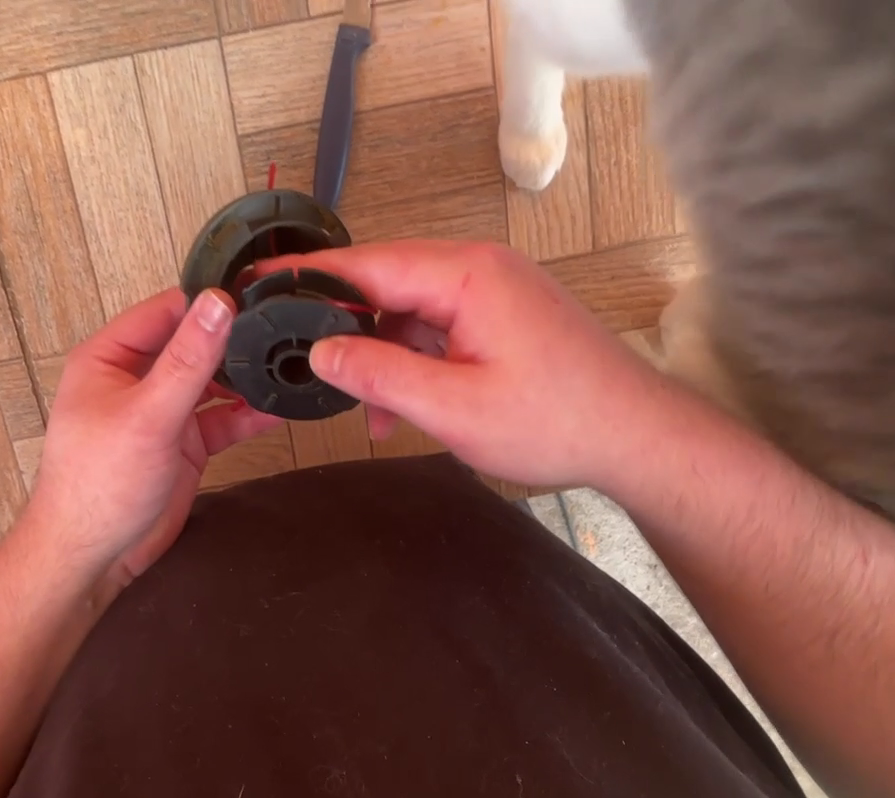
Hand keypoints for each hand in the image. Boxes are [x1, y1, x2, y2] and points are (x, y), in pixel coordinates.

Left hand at [25, 288, 282, 592]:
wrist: (96, 555)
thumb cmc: (100, 484)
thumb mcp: (148, 414)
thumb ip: (188, 360)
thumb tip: (218, 304)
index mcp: (111, 357)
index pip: (166, 311)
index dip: (208, 303)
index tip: (256, 297)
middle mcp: (137, 379)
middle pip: (193, 346)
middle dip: (234, 342)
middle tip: (284, 331)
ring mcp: (163, 413)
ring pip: (212, 384)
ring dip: (246, 380)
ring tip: (289, 366)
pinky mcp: (185, 445)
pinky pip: (222, 421)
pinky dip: (248, 416)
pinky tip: (280, 409)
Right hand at [279, 240, 675, 490]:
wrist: (635, 436)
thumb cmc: (555, 421)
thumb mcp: (453, 407)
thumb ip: (381, 375)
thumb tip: (321, 352)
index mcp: (467, 276)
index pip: (368, 264)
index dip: (309, 277)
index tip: (260, 286)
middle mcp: (479, 269)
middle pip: (386, 282)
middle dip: (343, 324)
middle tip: (296, 355)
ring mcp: (493, 292)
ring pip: (410, 311)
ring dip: (381, 355)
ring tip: (363, 407)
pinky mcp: (501, 317)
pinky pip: (437, 328)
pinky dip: (412, 363)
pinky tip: (399, 406)